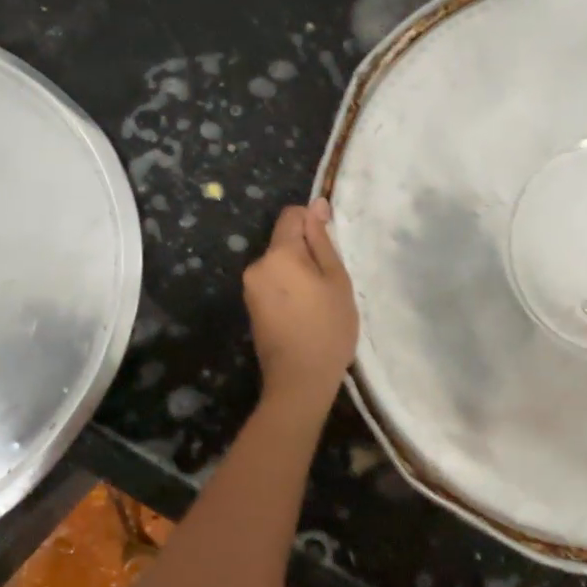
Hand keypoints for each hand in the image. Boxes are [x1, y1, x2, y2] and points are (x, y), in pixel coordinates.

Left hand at [243, 199, 359, 407]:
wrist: (299, 381)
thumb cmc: (328, 329)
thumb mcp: (336, 280)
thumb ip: (323, 241)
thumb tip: (316, 205)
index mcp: (279, 254)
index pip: (292, 215)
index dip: (313, 222)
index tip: (331, 249)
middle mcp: (257, 265)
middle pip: (284, 242)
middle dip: (306, 253)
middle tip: (330, 283)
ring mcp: (251, 288)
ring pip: (279, 265)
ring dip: (298, 274)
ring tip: (319, 303)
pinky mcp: (251, 308)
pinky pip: (273, 284)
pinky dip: (289, 291)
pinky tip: (305, 314)